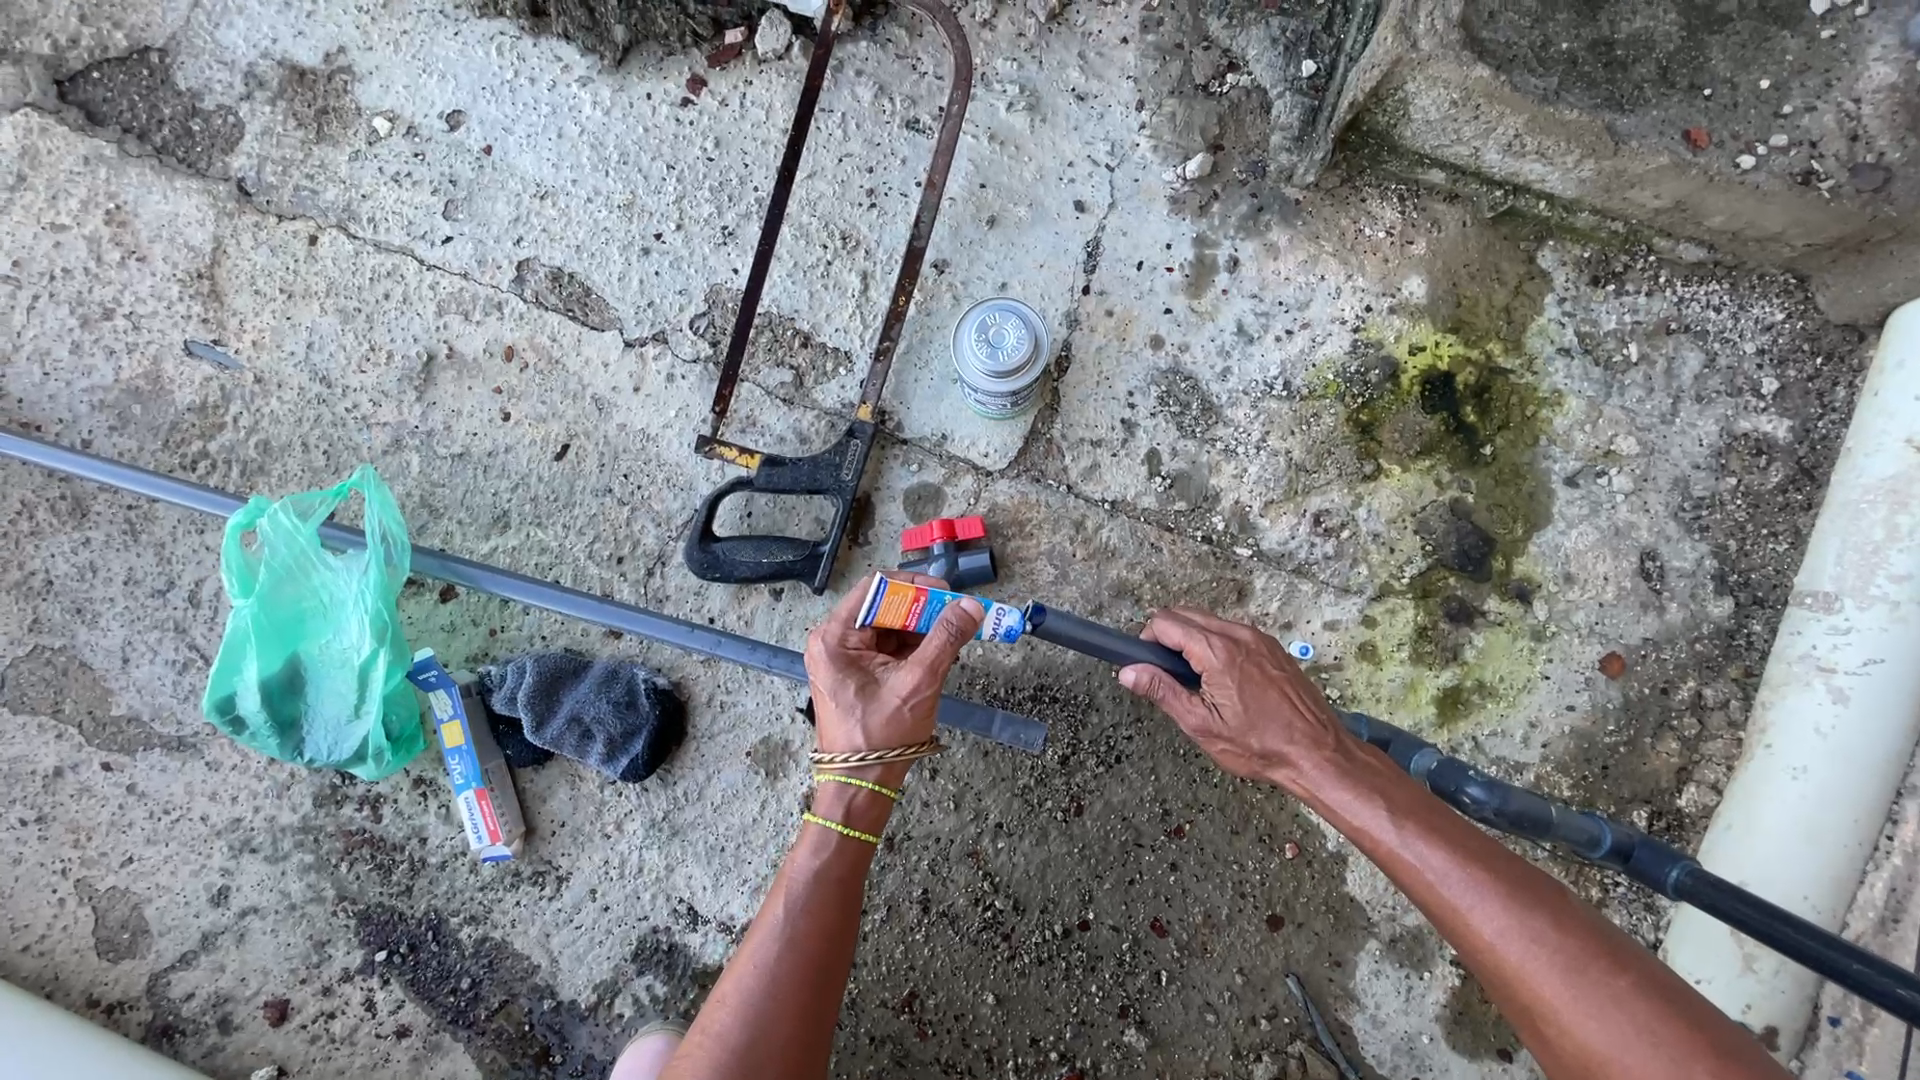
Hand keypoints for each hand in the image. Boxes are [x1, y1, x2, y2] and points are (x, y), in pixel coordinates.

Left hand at [804, 572, 982, 760]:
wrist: (862, 782)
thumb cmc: (880, 736)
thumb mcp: (918, 681)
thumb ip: (946, 638)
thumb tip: (970, 607)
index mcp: (835, 637)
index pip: (877, 587)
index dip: (914, 587)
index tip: (946, 595)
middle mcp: (833, 641)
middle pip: (884, 607)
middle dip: (922, 611)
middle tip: (956, 617)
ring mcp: (843, 658)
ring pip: (888, 627)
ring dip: (920, 630)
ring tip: (951, 639)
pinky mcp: (855, 673)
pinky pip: (887, 647)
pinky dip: (912, 648)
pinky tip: (937, 655)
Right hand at [1117, 607, 1346, 790]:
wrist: (1317, 753)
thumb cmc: (1261, 745)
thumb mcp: (1200, 723)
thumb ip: (1161, 690)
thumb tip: (1129, 672)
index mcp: (1217, 651)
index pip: (1165, 622)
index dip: (1147, 641)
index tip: (1148, 665)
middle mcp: (1238, 635)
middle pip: (1184, 614)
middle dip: (1166, 637)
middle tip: (1168, 675)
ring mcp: (1258, 639)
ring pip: (1208, 621)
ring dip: (1191, 640)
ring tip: (1196, 681)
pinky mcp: (1271, 647)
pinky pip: (1231, 632)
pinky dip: (1215, 644)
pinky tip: (1221, 679)